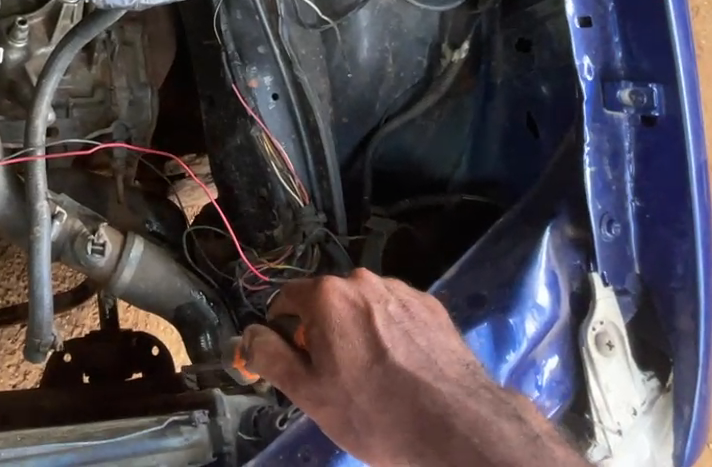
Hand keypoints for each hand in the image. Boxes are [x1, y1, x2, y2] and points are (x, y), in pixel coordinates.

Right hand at [236, 269, 585, 466]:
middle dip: (325, 332)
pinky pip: (397, 314)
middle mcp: (360, 280)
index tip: (300, 366)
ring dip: (360, 331)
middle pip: (326, 302)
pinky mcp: (433, 307)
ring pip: (363, 307)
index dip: (286, 334)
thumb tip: (249, 334)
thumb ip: (269, 356)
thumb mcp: (309, 394)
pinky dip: (393, 334)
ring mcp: (400, 290)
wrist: (462, 431)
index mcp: (325, 294)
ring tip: (379, 377)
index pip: (286, 301)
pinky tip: (407, 371)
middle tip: (340, 378)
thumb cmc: (375, 414)